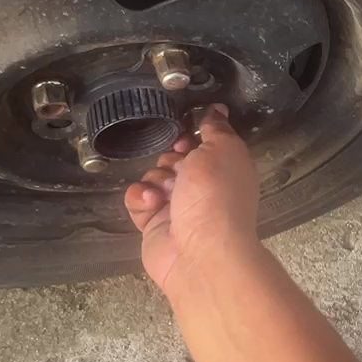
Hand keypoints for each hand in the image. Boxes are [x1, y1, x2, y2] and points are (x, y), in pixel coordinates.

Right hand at [123, 104, 260, 288]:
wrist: (200, 251)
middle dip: (170, 160)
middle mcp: (203, 188)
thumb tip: (217, 110)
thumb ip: (217, 127)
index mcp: (225, 168)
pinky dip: (141, 199)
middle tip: (179, 172)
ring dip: (156, 180)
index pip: (202, 144)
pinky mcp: (154, 223)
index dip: (190, 138)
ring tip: (167, 193)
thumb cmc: (217, 198)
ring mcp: (178, 207)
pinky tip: (153, 205)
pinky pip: (137, 199)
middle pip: (173, 158)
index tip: (187, 141)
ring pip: (152, 176)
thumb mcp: (222, 148)